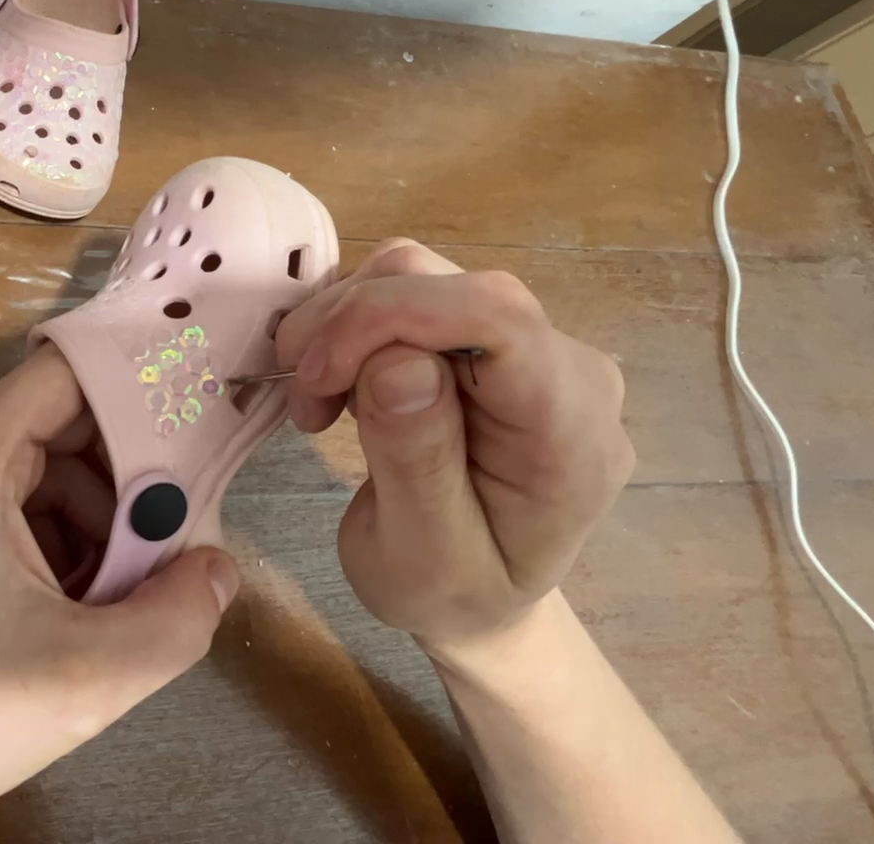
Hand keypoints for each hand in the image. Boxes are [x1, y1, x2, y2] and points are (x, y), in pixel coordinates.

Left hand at [0, 346, 239, 843]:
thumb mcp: (88, 676)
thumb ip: (178, 618)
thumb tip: (219, 567)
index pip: (71, 372)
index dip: (139, 385)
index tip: (203, 417)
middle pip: (71, 423)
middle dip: (135, 476)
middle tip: (184, 533)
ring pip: (60, 468)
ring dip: (108, 520)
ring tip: (134, 588)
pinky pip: (33, 499)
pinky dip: (73, 538)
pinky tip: (89, 600)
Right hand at [273, 238, 633, 652]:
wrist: (476, 598)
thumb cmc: (449, 595)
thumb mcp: (422, 558)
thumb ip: (418, 462)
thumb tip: (398, 362)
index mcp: (570, 430)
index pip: (494, 314)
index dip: (385, 318)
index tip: (315, 378)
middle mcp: (565, 366)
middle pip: (441, 284)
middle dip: (345, 326)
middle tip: (303, 402)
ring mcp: (527, 345)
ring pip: (412, 275)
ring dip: (338, 327)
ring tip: (316, 401)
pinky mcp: (483, 337)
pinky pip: (403, 292)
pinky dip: (347, 326)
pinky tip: (337, 383)